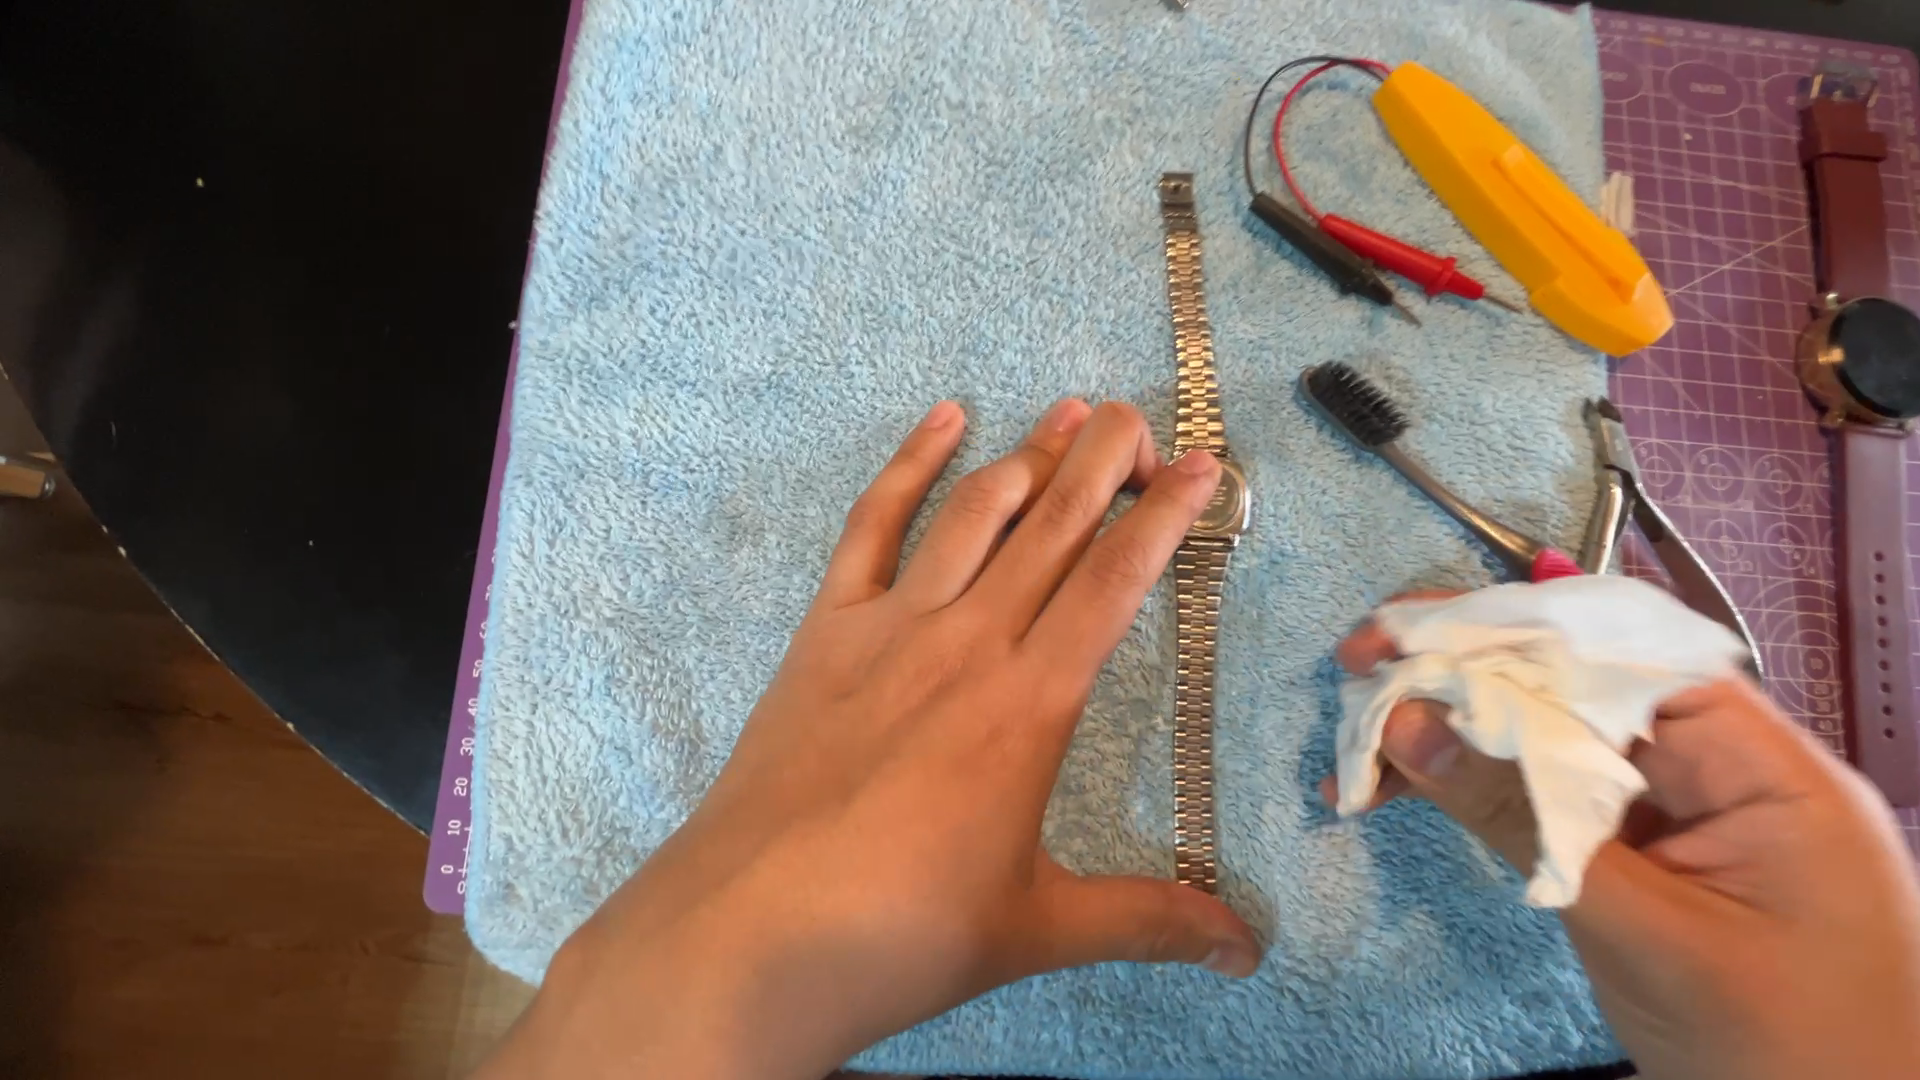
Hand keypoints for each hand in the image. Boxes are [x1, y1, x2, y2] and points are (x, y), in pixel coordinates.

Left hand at [479, 400, 1259, 1079]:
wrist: (751, 928)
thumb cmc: (900, 930)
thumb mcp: (1038, 927)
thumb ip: (1147, 919)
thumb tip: (1246, 946)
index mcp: (1031, 703)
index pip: (1113, 583)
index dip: (1162, 518)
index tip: (1196, 468)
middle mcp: (969, 640)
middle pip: (1051, 525)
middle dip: (1102, 460)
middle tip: (1138, 420)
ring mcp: (892, 621)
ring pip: (975, 511)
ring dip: (1028, 454)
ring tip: (1069, 412)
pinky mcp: (829, 623)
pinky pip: (873, 522)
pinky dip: (910, 463)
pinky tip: (944, 418)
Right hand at [1333, 598, 1919, 1079]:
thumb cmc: (1784, 1046)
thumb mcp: (1643, 928)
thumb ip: (1519, 817)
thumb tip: (1403, 722)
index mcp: (1751, 759)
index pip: (1618, 650)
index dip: (1504, 624)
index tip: (1402, 630)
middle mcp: (1697, 757)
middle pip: (1558, 680)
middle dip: (1449, 673)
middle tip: (1355, 670)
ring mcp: (1646, 796)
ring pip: (1523, 730)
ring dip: (1434, 733)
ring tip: (1355, 748)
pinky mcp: (1603, 834)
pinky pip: (1515, 784)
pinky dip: (1449, 784)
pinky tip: (1385, 793)